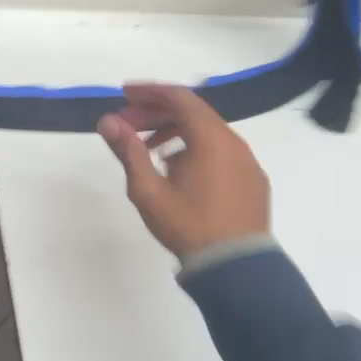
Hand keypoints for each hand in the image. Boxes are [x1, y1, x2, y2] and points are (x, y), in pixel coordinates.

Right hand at [96, 84, 270, 259]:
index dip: (149, 92)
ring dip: (175, 130)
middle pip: (194, 112)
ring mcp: (247, 163)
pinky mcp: (252, 181)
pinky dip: (195, 147)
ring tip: (148, 148)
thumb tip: (108, 121)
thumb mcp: (148, 190)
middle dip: (157, 112)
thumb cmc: (188, 225)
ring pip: (208, 132)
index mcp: (211, 140)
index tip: (123, 94)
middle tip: (127, 124)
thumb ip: (128, 151)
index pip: (180, 98)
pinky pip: (221, 150)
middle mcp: (235, 143)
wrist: (236, 268)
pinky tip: (177, 168)